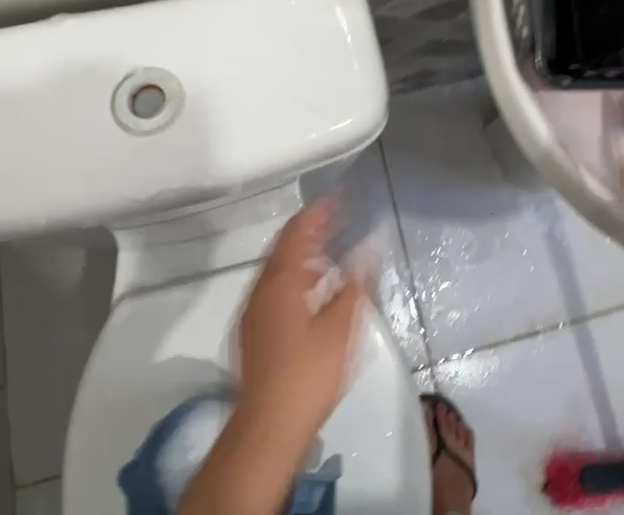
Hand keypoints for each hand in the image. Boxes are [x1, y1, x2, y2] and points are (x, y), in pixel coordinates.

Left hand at [233, 199, 368, 447]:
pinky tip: (315, 288)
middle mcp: (261, 290)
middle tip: (339, 216)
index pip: (297, 232)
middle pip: (285, 247)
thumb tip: (368, 249)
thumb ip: (355, 284)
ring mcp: (255, 312)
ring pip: (279, 269)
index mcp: (280, 282)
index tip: (340, 197)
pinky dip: (297, 275)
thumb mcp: (342, 327)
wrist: (269, 426)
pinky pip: (276, 287)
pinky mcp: (256, 332)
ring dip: (304, 253)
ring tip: (332, 247)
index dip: (319, 211)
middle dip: (312, 229)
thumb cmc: (309, 373)